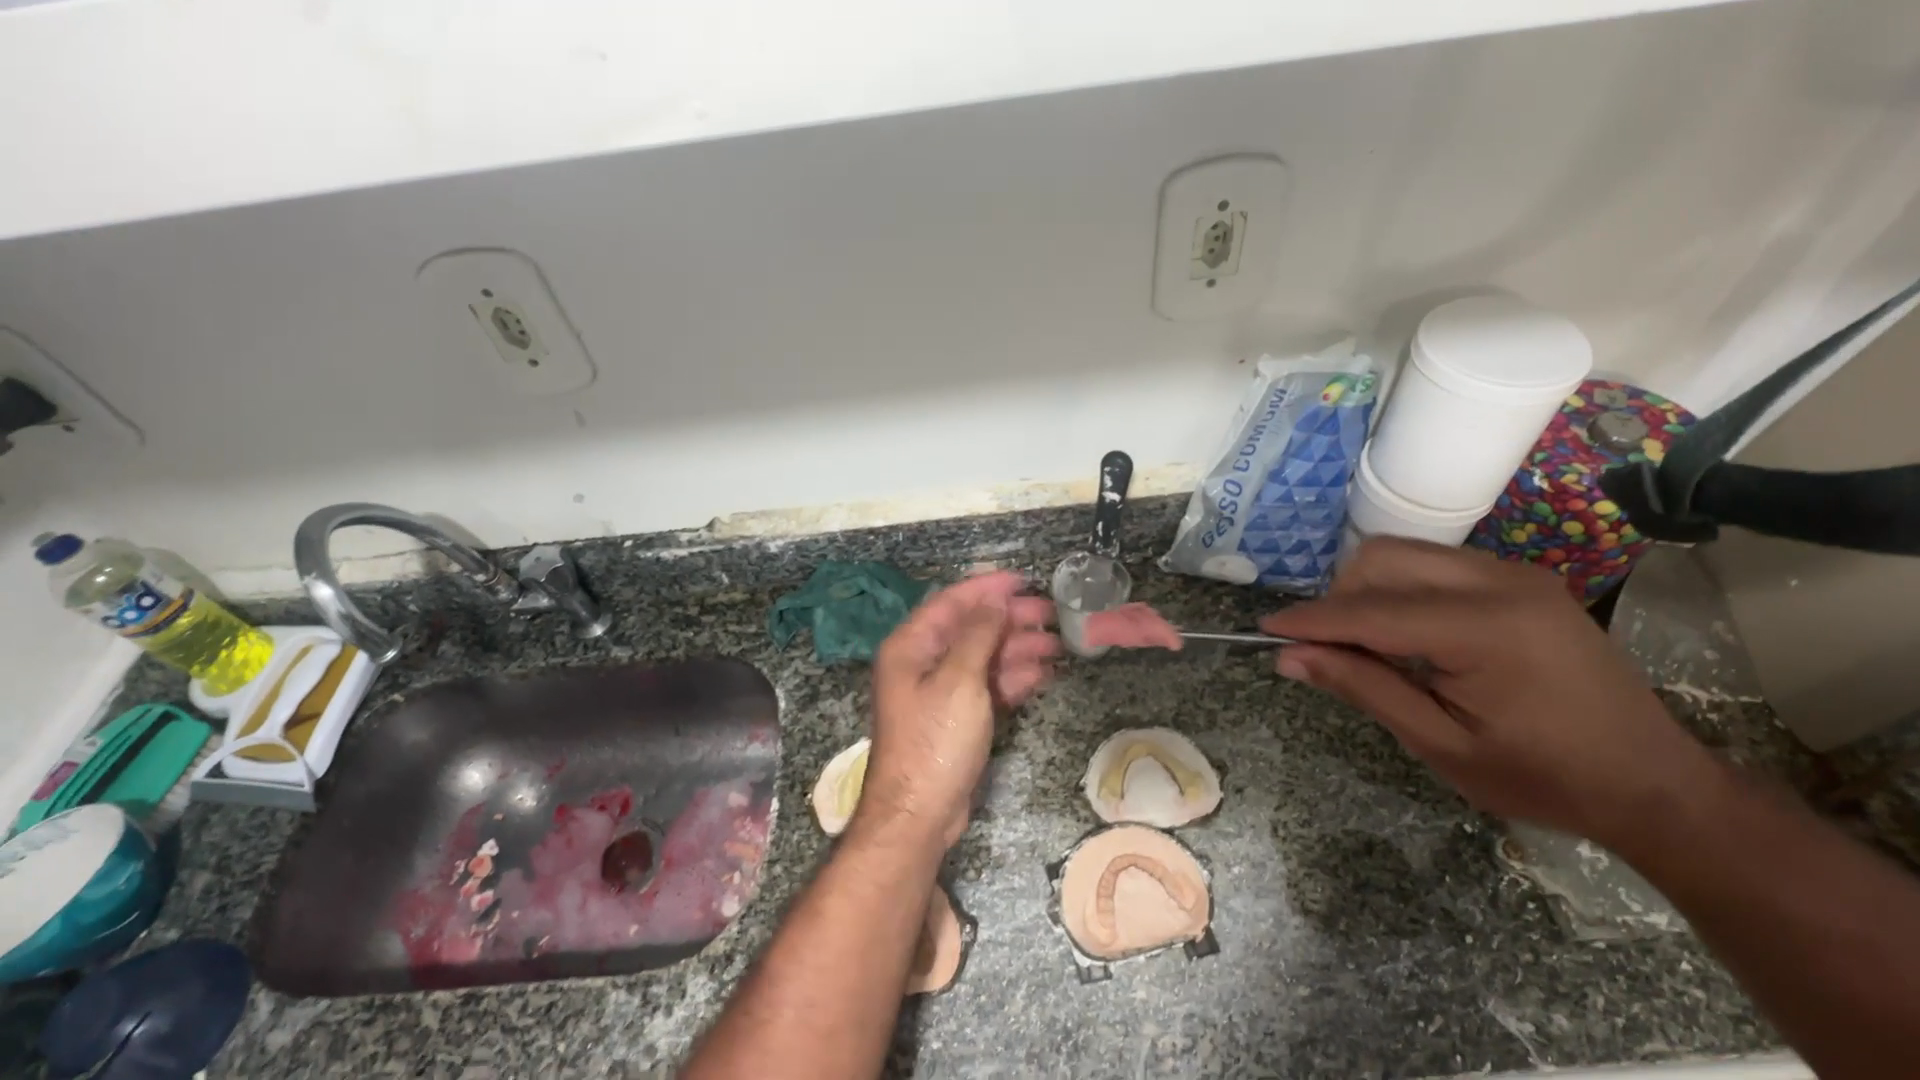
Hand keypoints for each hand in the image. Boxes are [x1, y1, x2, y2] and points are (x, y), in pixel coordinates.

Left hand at [857, 571, 1058, 846]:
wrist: (920, 814)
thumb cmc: (935, 742)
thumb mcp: (959, 681)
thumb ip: (978, 635)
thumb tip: (995, 600)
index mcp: (910, 646)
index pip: (951, 602)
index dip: (988, 587)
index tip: (1026, 579)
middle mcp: (921, 662)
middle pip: (970, 628)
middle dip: (1010, 619)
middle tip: (1053, 615)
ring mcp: (939, 692)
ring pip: (982, 658)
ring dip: (1018, 649)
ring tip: (1059, 645)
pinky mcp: (956, 718)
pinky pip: (987, 687)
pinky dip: (1013, 679)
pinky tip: (1044, 674)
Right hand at [1258, 538, 1721, 847]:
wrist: (1653, 781)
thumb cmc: (1544, 777)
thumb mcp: (1442, 744)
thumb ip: (1364, 688)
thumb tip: (1289, 656)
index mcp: (1483, 628)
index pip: (1369, 610)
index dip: (1310, 620)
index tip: (1263, 630)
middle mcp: (1499, 581)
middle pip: (1384, 559)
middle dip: (1340, 598)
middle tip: (1325, 651)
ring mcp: (1516, 573)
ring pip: (1408, 554)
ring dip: (1369, 590)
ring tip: (1364, 647)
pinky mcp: (1523, 580)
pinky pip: (1439, 566)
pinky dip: (1403, 590)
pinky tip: (1407, 636)